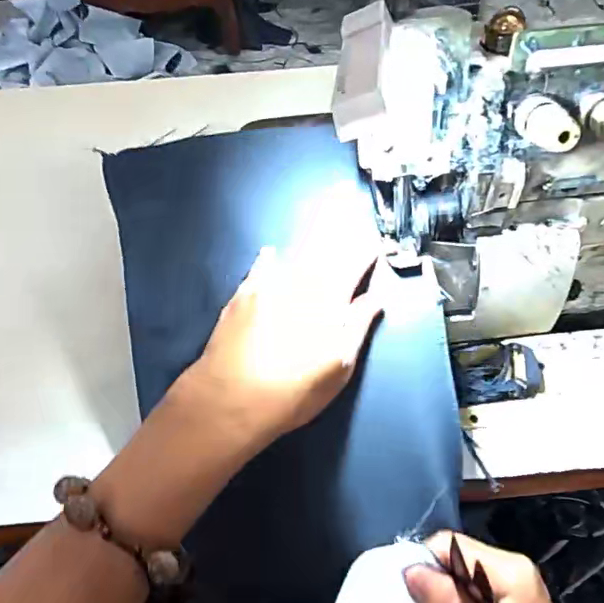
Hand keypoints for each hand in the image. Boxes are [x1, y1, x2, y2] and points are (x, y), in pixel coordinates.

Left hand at [170, 190, 384, 448]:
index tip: (374, 241)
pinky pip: (261, 268)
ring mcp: (267, 288)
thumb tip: (374, 299)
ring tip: (323, 214)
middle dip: (339, 227)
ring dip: (311, 234)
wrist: (228, 400)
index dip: (366, 251)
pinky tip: (273, 251)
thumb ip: (358, 326)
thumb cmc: (292, 391)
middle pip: (324, 249)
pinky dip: (271, 258)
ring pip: (295, 253)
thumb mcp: (339, 367)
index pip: (353, 265)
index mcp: (329, 301)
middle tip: (347, 203)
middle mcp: (298, 286)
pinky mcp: (243, 297)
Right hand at [405, 531, 603, 602]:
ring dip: (448, 596)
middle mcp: (513, 563)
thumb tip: (409, 568)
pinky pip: (472, 584)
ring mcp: (515, 577)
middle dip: (437, 584)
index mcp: (510, 571)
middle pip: (455, 554)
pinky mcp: (512, 593)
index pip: (449, 544)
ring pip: (461, 569)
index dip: (426, 568)